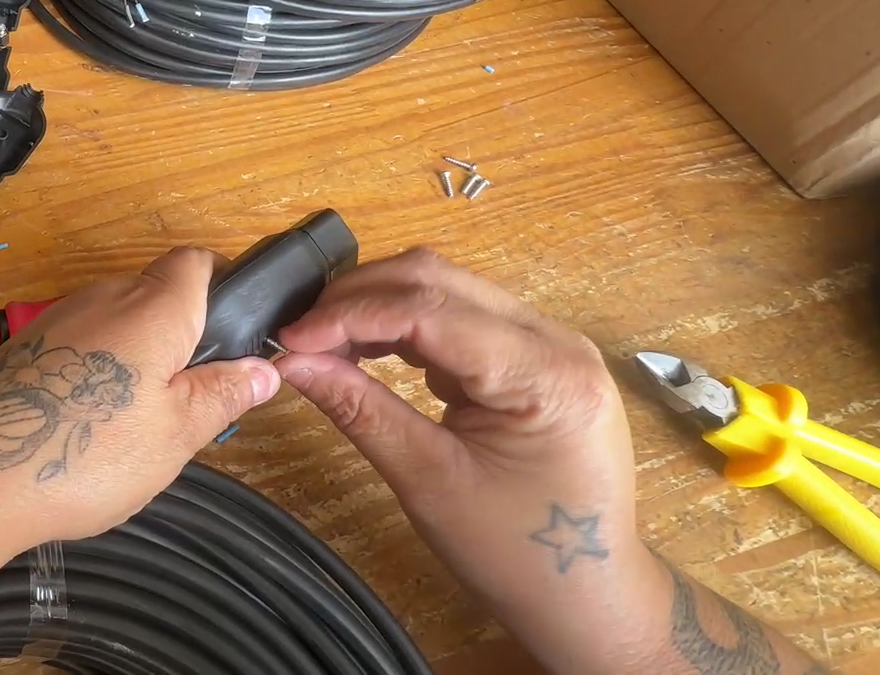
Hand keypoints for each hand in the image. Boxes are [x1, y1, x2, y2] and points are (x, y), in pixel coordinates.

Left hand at [0, 246, 282, 545]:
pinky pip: (86, 338)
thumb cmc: (86, 450)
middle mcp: (106, 296)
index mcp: (153, 307)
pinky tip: (96, 419)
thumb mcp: (174, 434)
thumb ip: (221, 394)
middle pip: (160, 292)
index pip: (196, 263)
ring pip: (122, 319)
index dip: (224, 284)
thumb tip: (264, 369)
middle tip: (197, 396)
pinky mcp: (34, 341)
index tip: (238, 328)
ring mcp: (64, 316)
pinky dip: (104, 366)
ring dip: (144, 354)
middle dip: (186, 334)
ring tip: (146, 419)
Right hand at [274, 249, 668, 672]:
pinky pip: (451, 309)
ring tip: (326, 340)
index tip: (290, 339)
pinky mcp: (527, 350)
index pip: (427, 310)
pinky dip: (398, 320)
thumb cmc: (516, 552)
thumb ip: (357, 408)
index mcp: (546, 375)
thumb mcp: (427, 480)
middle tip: (301, 335)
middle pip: (434, 279)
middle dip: (356, 298)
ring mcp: (545, 341)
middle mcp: (554, 339)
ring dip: (374, 303)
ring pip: (439, 284)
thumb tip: (287, 361)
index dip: (348, 315)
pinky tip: (368, 349)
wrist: (591, 600)